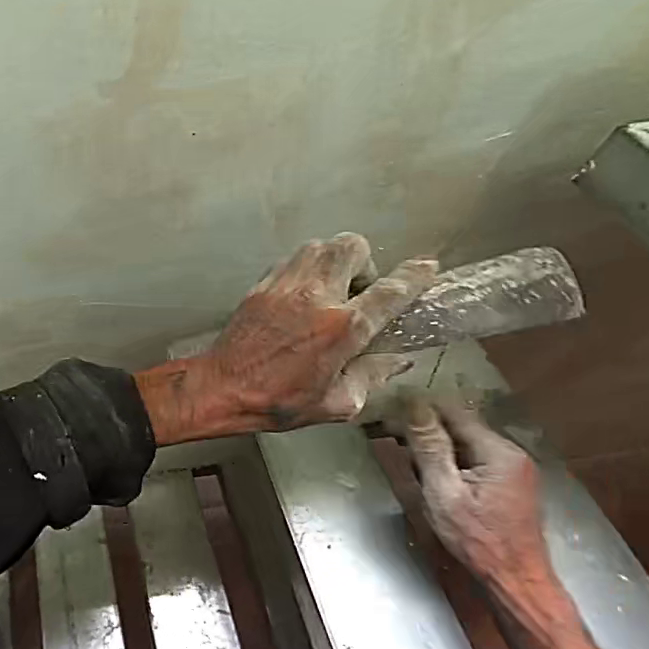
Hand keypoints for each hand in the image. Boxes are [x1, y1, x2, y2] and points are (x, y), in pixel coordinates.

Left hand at [135, 233, 436, 444]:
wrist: (223, 387)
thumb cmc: (280, 401)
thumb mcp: (338, 403)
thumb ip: (372, 376)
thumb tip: (397, 359)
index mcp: (341, 328)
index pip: (390, 290)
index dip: (414, 276)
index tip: (426, 268)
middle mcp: (316, 296)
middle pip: (352, 246)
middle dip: (366, 262)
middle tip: (361, 290)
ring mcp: (286, 285)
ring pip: (320, 245)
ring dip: (334, 261)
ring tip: (332, 289)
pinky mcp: (262, 284)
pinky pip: (292, 259)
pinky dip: (305, 268)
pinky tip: (303, 294)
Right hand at [398, 392, 549, 585]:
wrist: (516, 581)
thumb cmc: (478, 541)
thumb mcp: (444, 492)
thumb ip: (430, 447)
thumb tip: (413, 404)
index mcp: (498, 451)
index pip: (451, 412)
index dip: (417, 408)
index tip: (386, 410)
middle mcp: (510, 452)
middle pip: (458, 424)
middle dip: (422, 425)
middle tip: (386, 431)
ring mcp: (512, 466)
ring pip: (463, 440)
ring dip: (433, 442)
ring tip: (400, 448)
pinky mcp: (507, 480)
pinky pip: (471, 456)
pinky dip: (447, 457)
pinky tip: (427, 467)